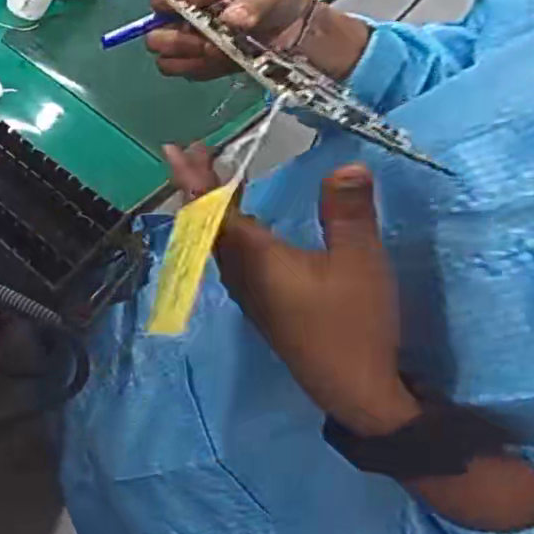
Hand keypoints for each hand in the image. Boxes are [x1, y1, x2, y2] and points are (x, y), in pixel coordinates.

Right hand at [147, 0, 370, 82]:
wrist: (302, 37)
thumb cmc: (286, 5)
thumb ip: (254, 1)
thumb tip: (230, 19)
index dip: (167, 5)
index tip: (189, 15)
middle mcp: (187, 18)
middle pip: (156, 32)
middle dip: (180, 39)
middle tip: (210, 39)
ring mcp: (188, 43)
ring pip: (164, 55)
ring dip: (191, 56)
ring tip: (220, 50)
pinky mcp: (194, 65)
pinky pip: (179, 70)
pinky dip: (198, 68)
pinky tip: (221, 62)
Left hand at [164, 144, 418, 434]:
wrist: (347, 384)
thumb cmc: (351, 323)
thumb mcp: (359, 264)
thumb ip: (347, 214)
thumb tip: (346, 166)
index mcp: (249, 254)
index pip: (211, 206)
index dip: (192, 176)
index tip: (175, 150)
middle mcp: (233, 266)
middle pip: (205, 215)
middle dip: (197, 181)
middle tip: (192, 149)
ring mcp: (241, 282)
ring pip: (213, 232)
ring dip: (209, 200)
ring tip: (210, 172)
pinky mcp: (254, 293)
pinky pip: (227, 247)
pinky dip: (225, 221)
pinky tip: (237, 217)